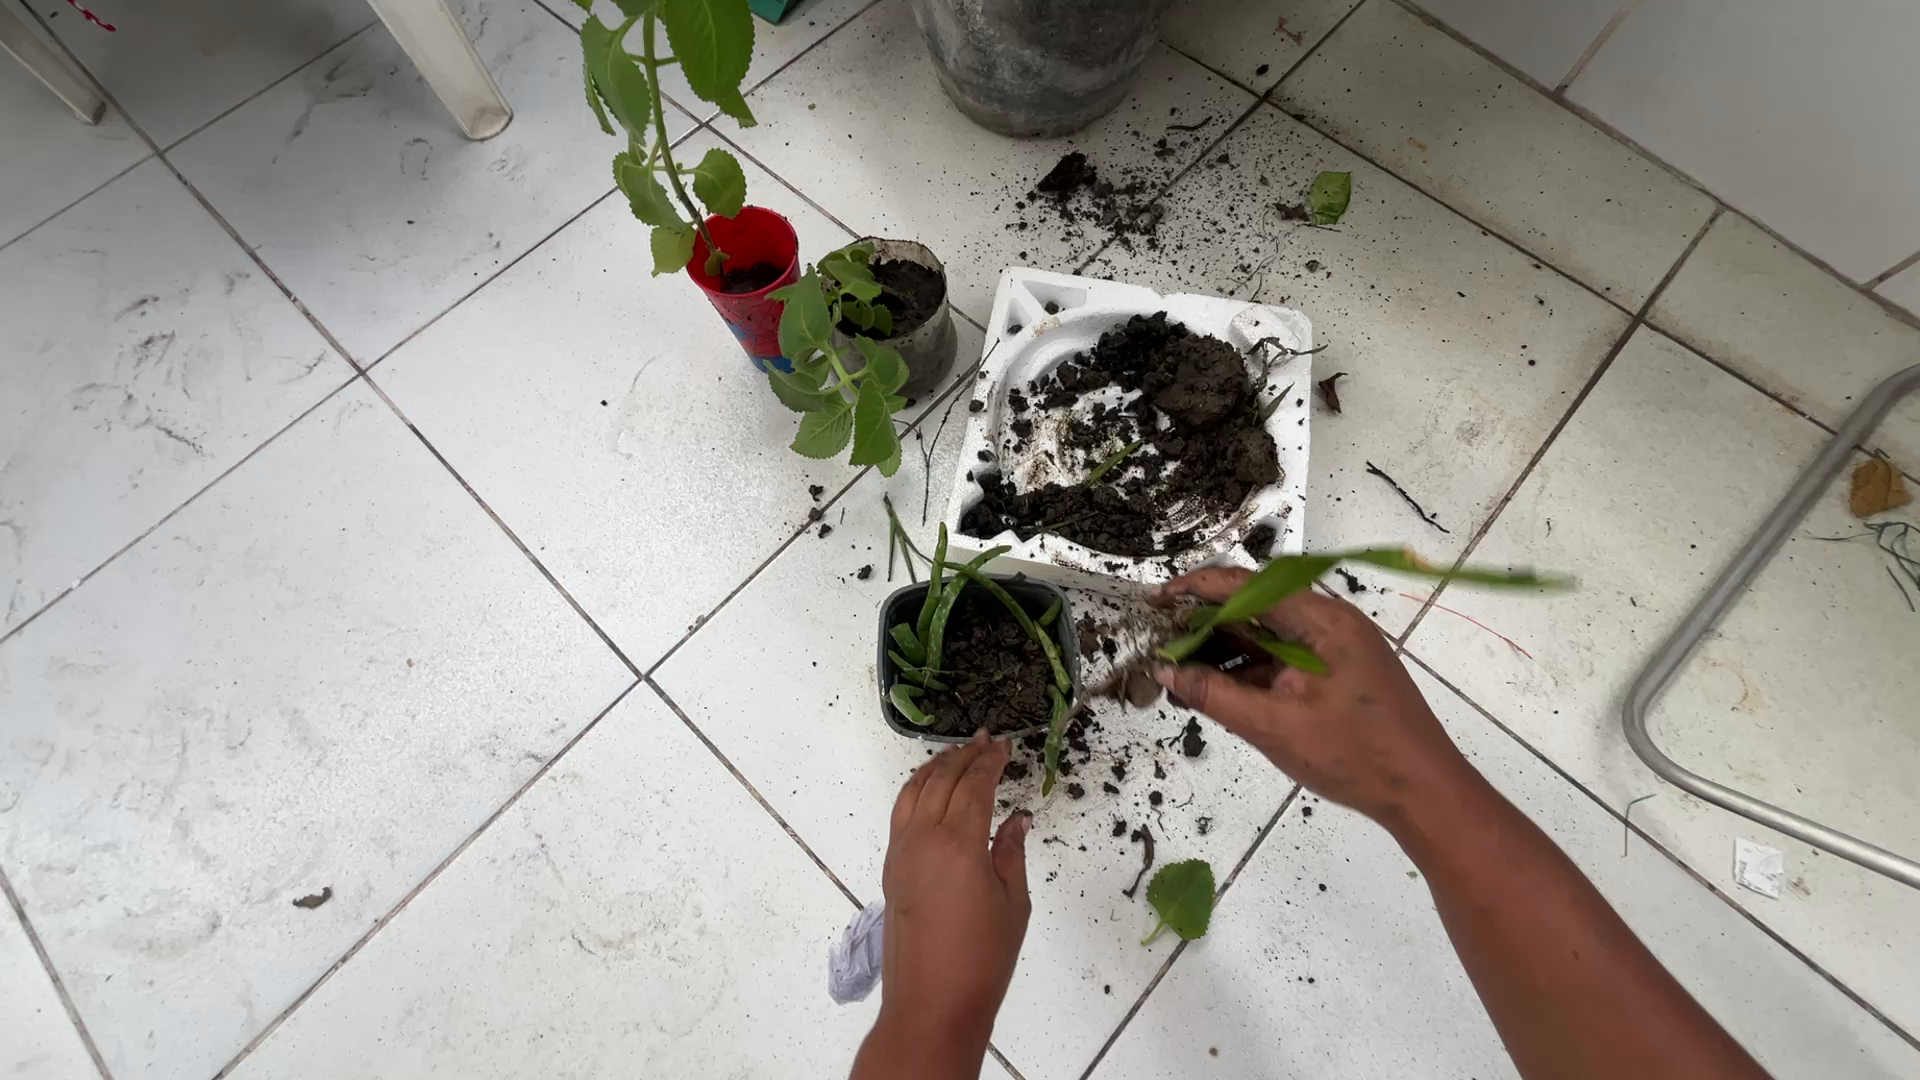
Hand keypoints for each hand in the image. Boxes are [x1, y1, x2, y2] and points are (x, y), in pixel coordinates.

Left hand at [874, 733, 1030, 1059]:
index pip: (975, 784)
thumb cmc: (983, 957)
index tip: (1006, 746)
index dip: (991, 761)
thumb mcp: (1013, 903)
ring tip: (957, 754)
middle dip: (965, 755)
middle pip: (943, 779)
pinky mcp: (891, 866)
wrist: (931, 1005)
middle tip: (986, 740)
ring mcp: (901, 850)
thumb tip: (1017, 819)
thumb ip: (1011, 852)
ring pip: (915, 789)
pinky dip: (917, 788)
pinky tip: (931, 789)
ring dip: (937, 766)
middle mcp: (923, 836)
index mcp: (958, 842)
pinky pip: (901, 811)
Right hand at [1149, 568, 1475, 828]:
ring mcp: (1332, 647)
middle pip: (1253, 606)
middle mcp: (1328, 622)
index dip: (1194, 588)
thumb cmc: (1356, 757)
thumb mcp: (1274, 726)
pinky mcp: (1333, 670)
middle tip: (1160, 642)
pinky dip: (1246, 669)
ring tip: (1179, 670)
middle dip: (1203, 622)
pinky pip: (1279, 657)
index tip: (1154, 601)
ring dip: (1222, 649)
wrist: (1427, 798)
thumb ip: (1214, 695)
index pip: (1246, 584)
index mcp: (1322, 621)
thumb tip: (1164, 672)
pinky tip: (1214, 688)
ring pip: (1264, 633)